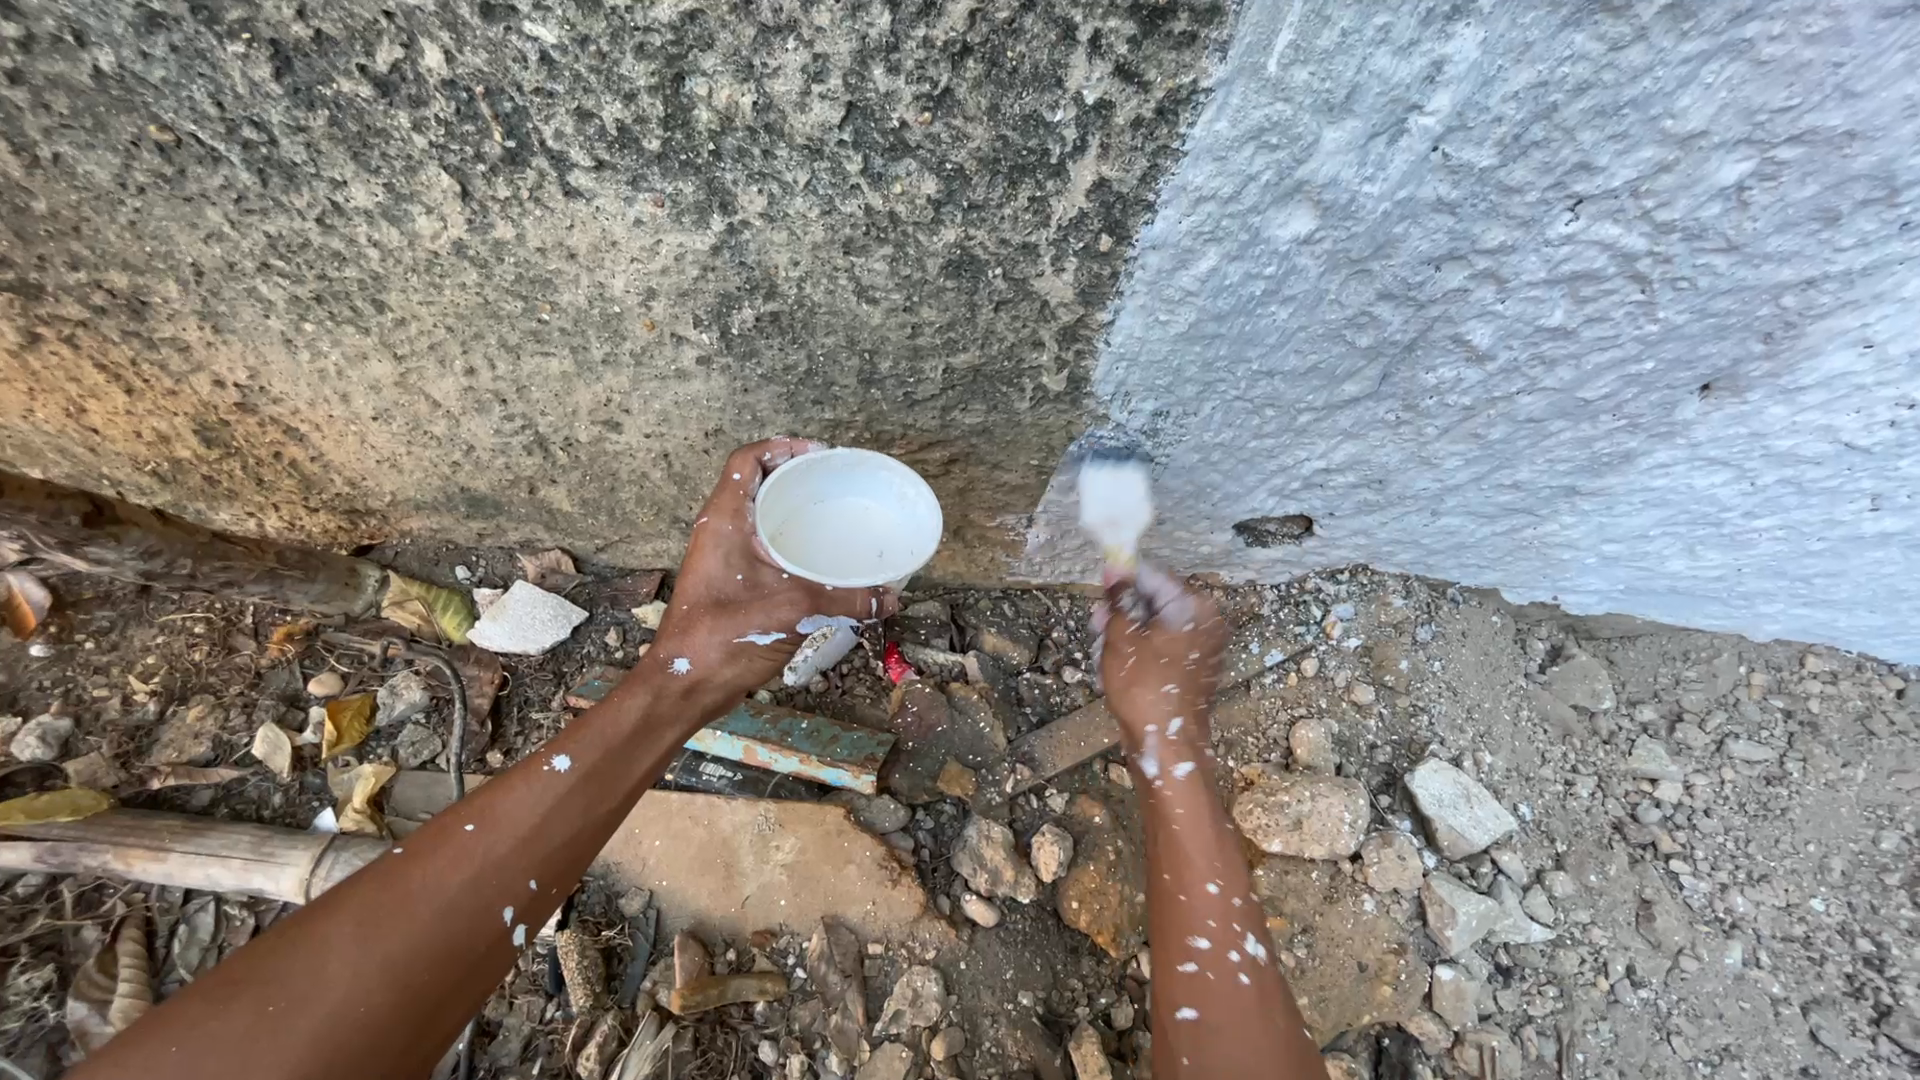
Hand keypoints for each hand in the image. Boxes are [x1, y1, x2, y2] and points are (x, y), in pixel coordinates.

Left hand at [639, 438, 900, 714]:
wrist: (685, 687)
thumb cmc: (724, 639)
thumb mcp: (794, 610)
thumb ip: (846, 601)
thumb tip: (890, 598)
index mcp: (724, 521)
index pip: (746, 461)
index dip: (781, 447)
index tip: (818, 454)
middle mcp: (721, 533)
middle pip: (756, 485)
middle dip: (794, 478)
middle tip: (833, 484)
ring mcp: (724, 561)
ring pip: (761, 520)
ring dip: (792, 514)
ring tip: (832, 517)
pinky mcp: (732, 586)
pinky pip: (765, 551)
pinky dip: (791, 547)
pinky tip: (821, 563)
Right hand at [1095, 564, 1227, 753]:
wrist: (1166, 745)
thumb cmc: (1143, 686)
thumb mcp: (1122, 636)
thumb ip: (1119, 599)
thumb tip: (1116, 571)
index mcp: (1195, 608)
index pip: (1154, 577)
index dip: (1123, 580)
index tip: (1098, 586)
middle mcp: (1205, 623)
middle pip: (1154, 603)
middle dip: (1121, 614)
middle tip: (1096, 627)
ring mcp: (1200, 649)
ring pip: (1153, 628)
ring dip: (1124, 636)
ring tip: (1102, 655)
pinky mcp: (1191, 671)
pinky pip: (1159, 649)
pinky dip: (1137, 654)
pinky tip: (1114, 668)